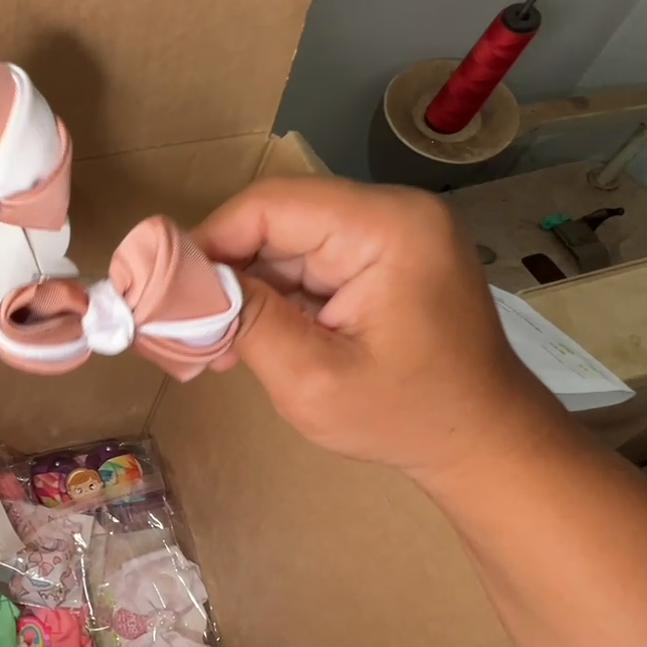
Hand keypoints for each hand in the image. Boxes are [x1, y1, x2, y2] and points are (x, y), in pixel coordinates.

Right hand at [193, 176, 568, 483]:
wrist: (480, 442)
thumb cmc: (404, 417)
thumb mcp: (312, 379)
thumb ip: (245, 323)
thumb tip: (178, 287)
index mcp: (385, 228)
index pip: (269, 204)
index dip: (207, 241)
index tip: (166, 293)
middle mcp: (387, 216)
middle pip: (273, 222)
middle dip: (221, 273)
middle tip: (183, 329)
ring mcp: (383, 239)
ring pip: (280, 246)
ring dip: (240, 293)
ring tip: (213, 346)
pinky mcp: (374, 265)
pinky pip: (301, 268)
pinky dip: (266, 302)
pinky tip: (244, 341)